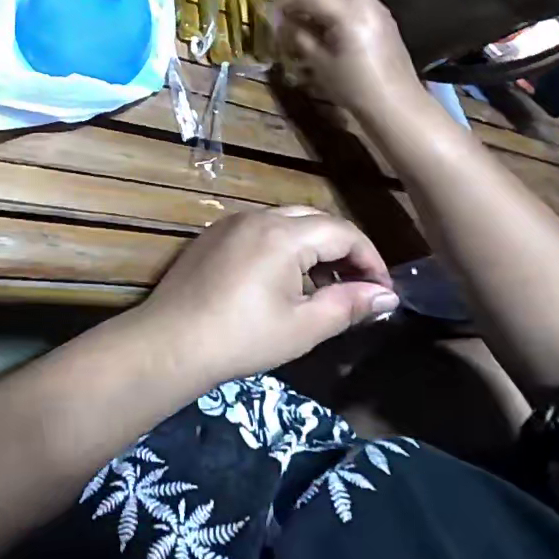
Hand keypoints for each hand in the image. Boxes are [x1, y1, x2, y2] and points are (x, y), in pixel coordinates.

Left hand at [127, 207, 397, 385]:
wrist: (171, 341)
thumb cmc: (243, 337)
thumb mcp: (304, 326)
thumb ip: (349, 305)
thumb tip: (387, 296)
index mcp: (284, 233)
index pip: (343, 231)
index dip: (370, 259)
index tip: (382, 292)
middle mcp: (258, 217)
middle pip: (315, 220)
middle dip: (343, 250)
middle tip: (358, 288)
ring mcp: (231, 223)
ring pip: (286, 222)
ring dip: (313, 248)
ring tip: (323, 288)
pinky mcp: (213, 235)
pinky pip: (259, 229)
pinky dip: (282, 247)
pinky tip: (283, 281)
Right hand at [271, 0, 417, 111]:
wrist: (396, 105)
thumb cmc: (354, 88)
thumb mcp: (320, 64)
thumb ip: (300, 37)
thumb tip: (284, 23)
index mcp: (348, 14)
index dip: (287, 1)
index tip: (273, 12)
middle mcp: (365, 3)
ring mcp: (378, 8)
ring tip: (303, 4)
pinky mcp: (384, 18)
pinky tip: (324, 17)